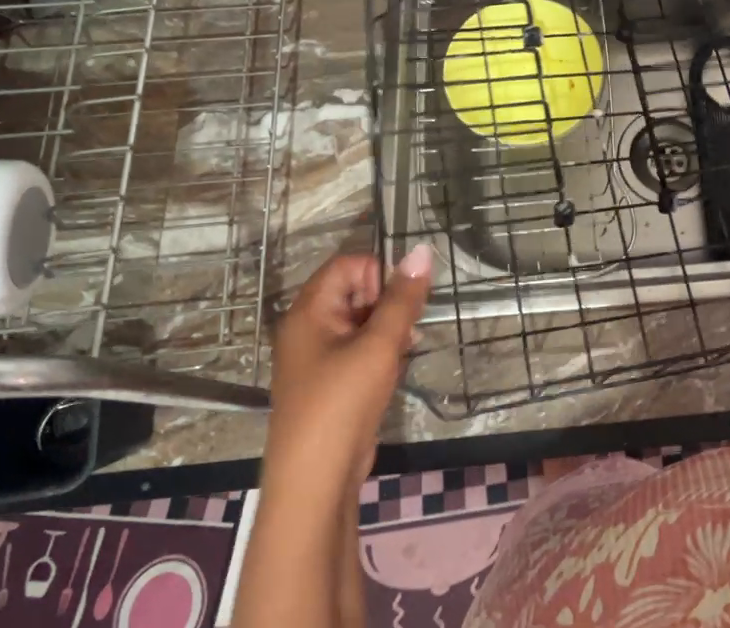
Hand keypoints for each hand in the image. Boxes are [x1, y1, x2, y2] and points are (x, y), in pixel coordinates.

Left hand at [269, 246, 433, 480]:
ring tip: (400, 354)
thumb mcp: (379, 345)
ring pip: (361, 321)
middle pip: (355, 290)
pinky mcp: (330, 381)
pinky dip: (380, 353)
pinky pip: (359, 349)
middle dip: (388, 304)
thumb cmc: (342, 402)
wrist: (316, 478)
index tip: (401, 303)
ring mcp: (317, 357)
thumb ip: (403, 298)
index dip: (379, 274)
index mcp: (309, 311)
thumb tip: (421, 250)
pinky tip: (392, 372)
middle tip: (405, 331)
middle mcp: (308, 328)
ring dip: (388, 330)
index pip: (348, 264)